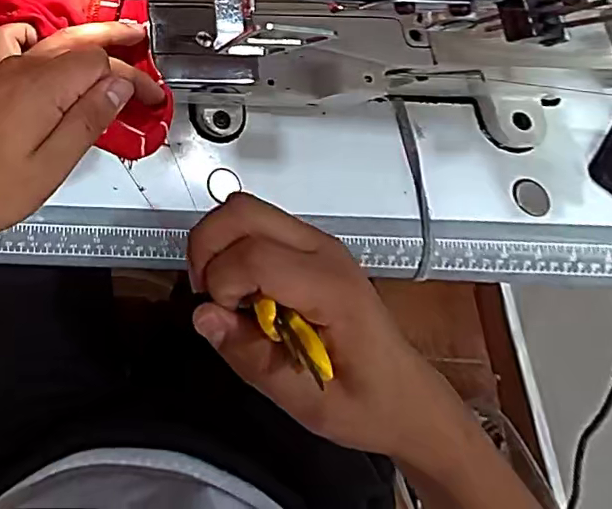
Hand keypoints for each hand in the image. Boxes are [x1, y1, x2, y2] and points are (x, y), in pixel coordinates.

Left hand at [0, 22, 164, 262]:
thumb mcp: (51, 166)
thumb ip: (88, 120)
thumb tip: (117, 86)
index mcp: (41, 88)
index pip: (100, 63)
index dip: (131, 76)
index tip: (150, 96)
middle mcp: (21, 70)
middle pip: (79, 41)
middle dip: (114, 39)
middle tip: (141, 38)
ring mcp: (3, 72)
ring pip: (54, 39)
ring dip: (85, 38)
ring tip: (110, 40)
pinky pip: (16, 43)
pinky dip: (38, 38)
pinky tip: (48, 48)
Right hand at [187, 195, 499, 484]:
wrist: (409, 397)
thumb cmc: (369, 404)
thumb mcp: (310, 404)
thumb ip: (251, 358)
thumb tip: (202, 316)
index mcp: (331, 288)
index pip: (255, 256)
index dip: (222, 283)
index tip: (223, 319)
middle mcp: (322, 250)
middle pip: (242, 211)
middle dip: (207, 247)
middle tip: (207, 294)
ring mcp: (315, 241)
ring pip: (243, 208)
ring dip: (216, 243)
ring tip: (221, 291)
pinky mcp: (305, 243)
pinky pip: (253, 221)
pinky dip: (230, 244)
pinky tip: (238, 286)